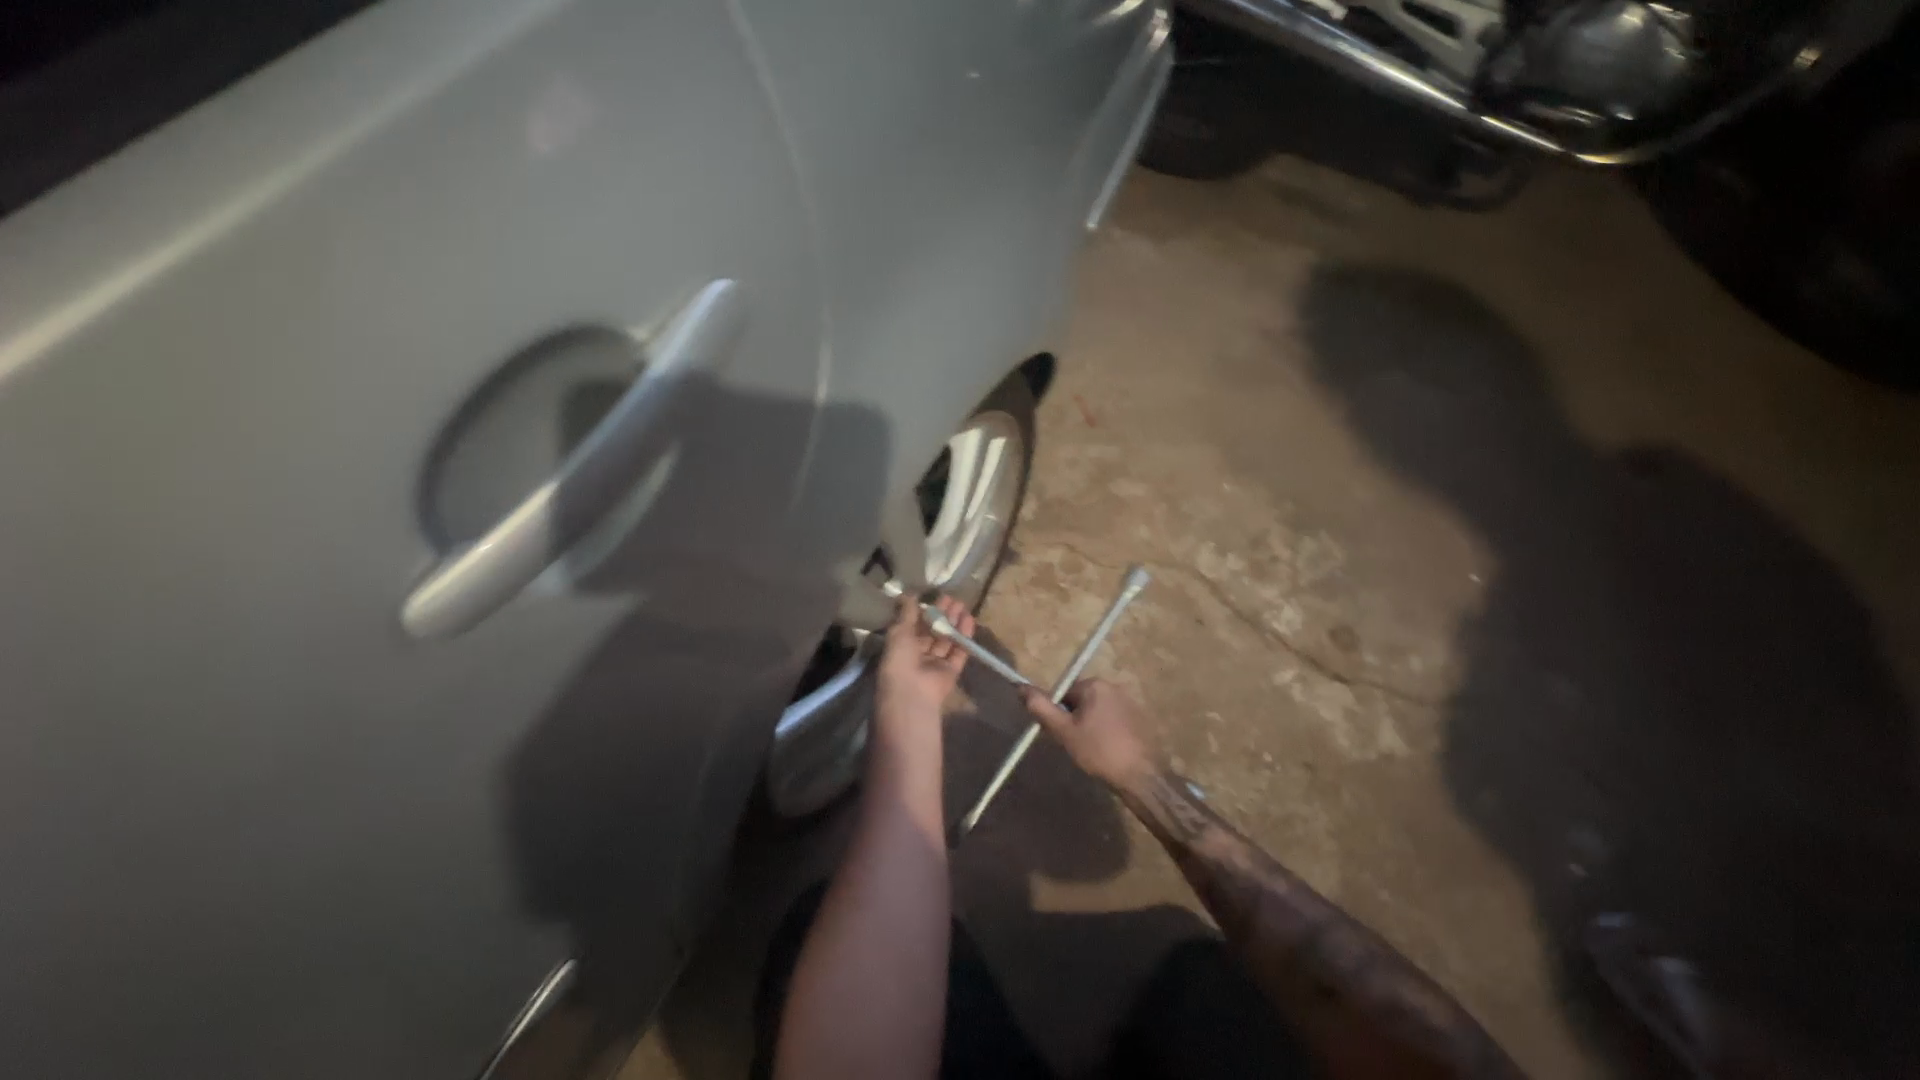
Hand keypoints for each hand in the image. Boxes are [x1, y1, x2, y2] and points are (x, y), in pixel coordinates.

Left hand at [876, 595, 973, 722]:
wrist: (912, 692)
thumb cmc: (899, 660)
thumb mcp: (899, 632)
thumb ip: (906, 613)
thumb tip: (908, 594)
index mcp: (901, 646)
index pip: (915, 625)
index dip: (925, 611)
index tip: (935, 596)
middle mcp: (918, 654)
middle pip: (933, 631)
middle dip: (942, 615)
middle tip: (953, 599)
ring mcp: (935, 663)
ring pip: (947, 640)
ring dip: (954, 623)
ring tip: (962, 605)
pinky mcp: (951, 671)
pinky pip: (959, 651)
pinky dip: (964, 637)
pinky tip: (969, 620)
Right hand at [1019, 678, 1158, 788]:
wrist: (1141, 775)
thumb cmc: (1099, 751)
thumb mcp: (1064, 731)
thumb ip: (1041, 708)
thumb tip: (1020, 687)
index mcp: (1095, 685)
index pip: (1064, 693)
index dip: (1059, 716)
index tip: (1063, 736)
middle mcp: (1114, 687)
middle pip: (1081, 701)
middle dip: (1075, 721)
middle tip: (1076, 745)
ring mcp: (1130, 702)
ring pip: (1097, 712)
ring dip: (1090, 727)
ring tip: (1093, 751)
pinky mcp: (1140, 718)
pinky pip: (1113, 720)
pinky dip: (1107, 732)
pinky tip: (1109, 751)